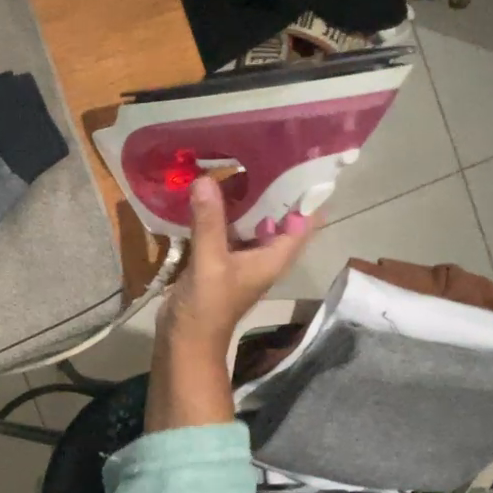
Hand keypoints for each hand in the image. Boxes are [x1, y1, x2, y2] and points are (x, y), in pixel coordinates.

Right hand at [145, 176, 315, 432]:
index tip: (300, 158)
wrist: (184, 340)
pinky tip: (208, 196)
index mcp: (275, 255)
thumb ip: (209, 222)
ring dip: (244, 199)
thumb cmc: (208, 307)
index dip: (307, 191)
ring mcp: (240, 257)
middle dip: (272, 187)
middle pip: (278, 214)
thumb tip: (204, 180)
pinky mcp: (217, 261)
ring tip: (234, 166)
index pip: (305, 217)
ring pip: (250, 220)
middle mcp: (264, 253)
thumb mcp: (210, 262)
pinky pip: (226, 230)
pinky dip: (221, 214)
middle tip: (260, 153)